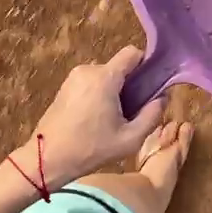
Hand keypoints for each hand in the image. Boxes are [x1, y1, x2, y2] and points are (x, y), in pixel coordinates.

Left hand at [19, 47, 166, 185]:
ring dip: (113, 92)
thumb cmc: (91, 149)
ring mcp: (73, 78)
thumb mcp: (130, 138)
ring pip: (104, 77)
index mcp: (104, 77)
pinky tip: (97, 119)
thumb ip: (152, 115)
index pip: (132, 53)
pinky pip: (90, 84)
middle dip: (129, 85)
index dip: (146, 65)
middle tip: (132, 111)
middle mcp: (88, 70)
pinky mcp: (64, 88)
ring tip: (113, 119)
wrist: (48, 158)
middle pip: (118, 68)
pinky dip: (98, 95)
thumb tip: (163, 97)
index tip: (151, 85)